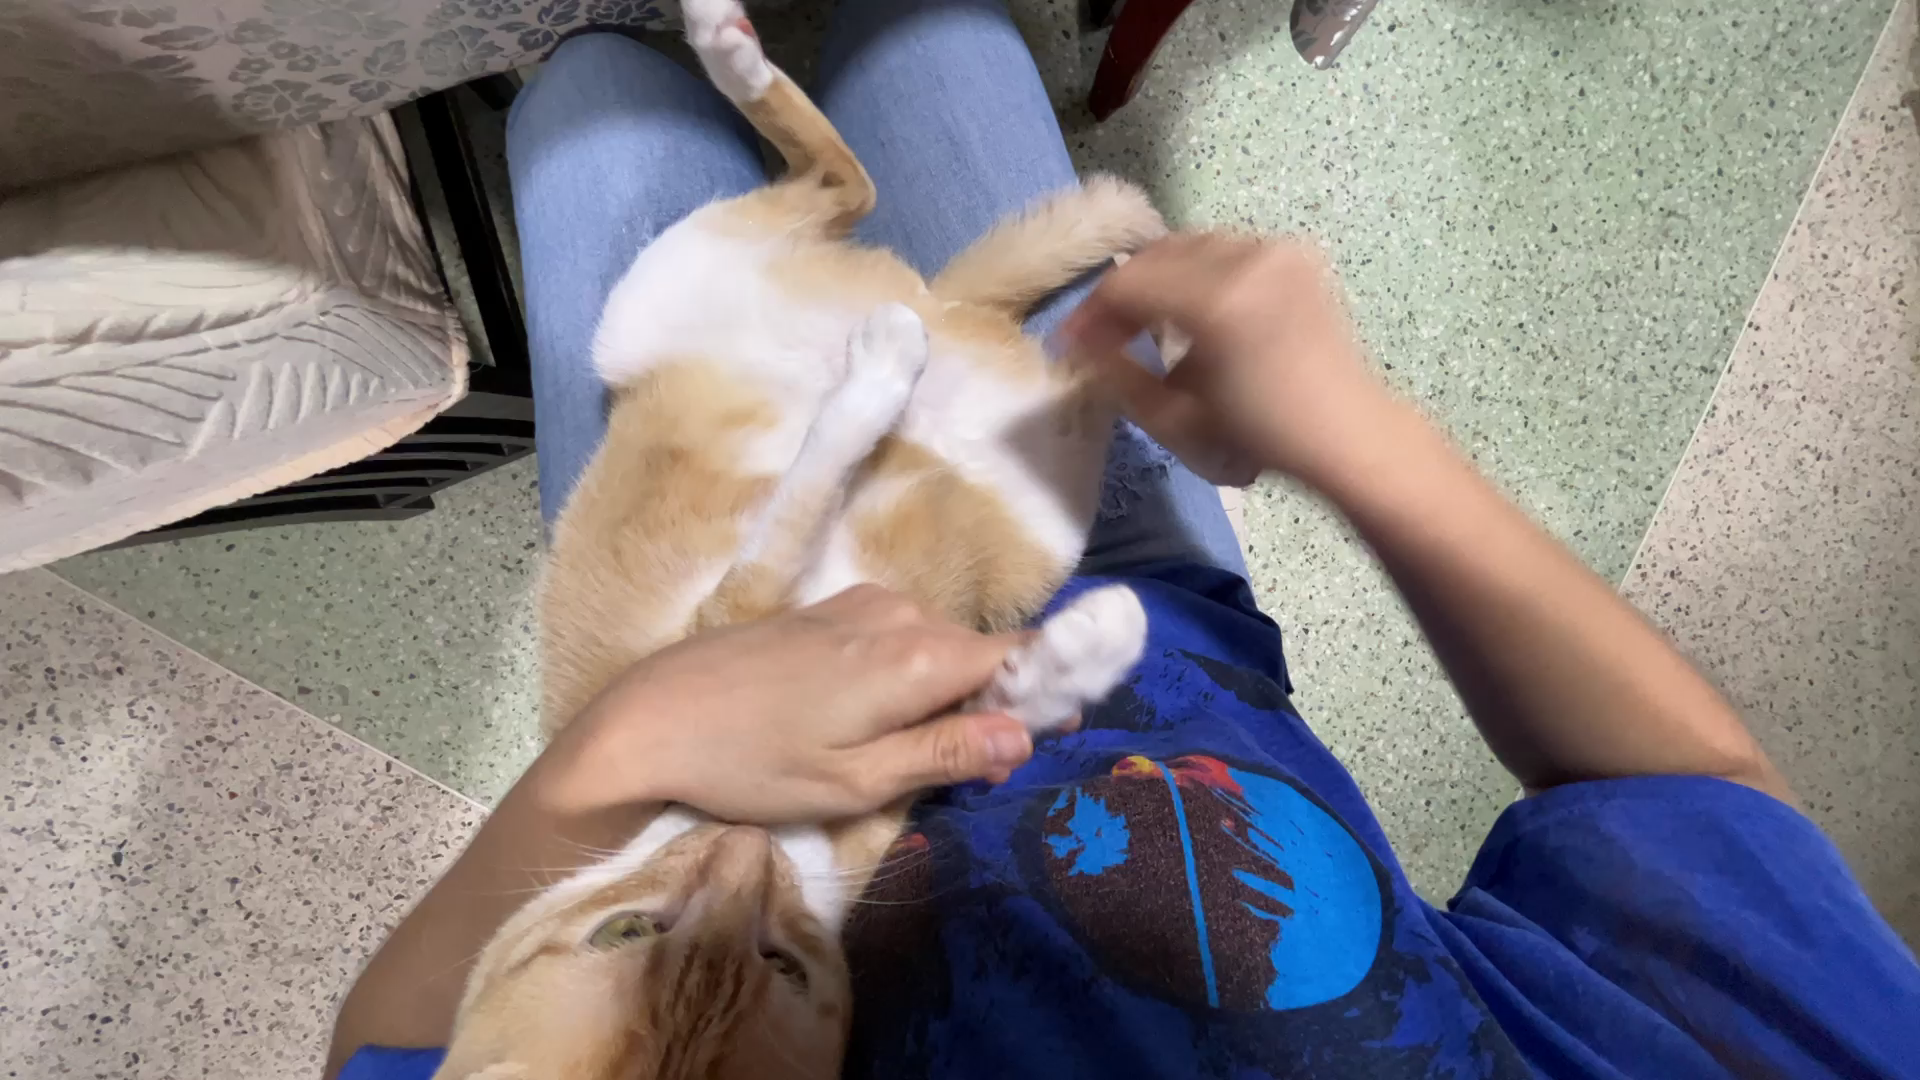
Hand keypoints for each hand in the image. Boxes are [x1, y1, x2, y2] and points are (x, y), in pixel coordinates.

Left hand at [526, 585, 1036, 823]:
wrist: (656, 712)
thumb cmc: (756, 761)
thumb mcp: (855, 780)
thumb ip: (946, 752)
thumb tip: (1025, 735)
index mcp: (919, 656)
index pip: (1019, 654)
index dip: (1045, 689)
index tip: (1049, 730)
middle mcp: (904, 613)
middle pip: (981, 653)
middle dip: (990, 702)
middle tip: (964, 766)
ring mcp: (867, 602)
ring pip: (942, 643)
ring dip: (947, 688)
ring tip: (903, 744)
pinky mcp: (837, 604)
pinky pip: (904, 632)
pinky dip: (913, 669)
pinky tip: (870, 706)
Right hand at [1061, 232, 1416, 493]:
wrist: (1348, 434)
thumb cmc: (1260, 437)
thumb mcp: (1176, 418)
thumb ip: (1119, 375)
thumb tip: (1080, 346)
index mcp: (1218, 300)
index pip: (1128, 282)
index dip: (1091, 312)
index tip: (1071, 341)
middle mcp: (1248, 258)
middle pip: (1156, 255)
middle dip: (1121, 294)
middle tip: (1103, 335)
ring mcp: (1277, 251)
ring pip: (1189, 248)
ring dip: (1157, 282)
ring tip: (1144, 325)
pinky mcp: (1295, 256)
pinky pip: (1224, 252)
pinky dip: (1195, 275)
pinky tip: (1191, 313)